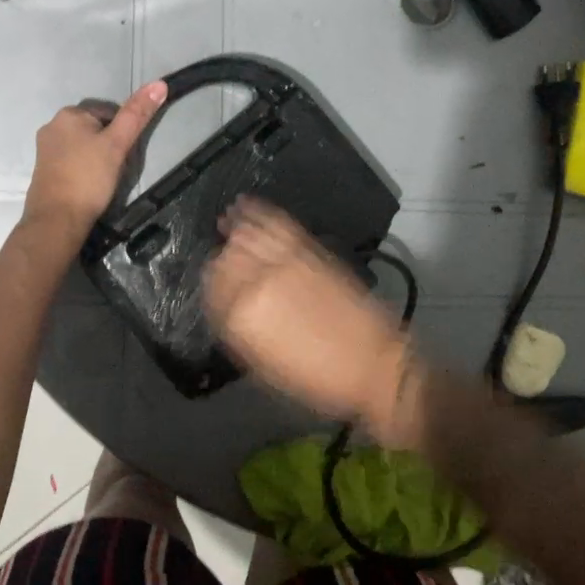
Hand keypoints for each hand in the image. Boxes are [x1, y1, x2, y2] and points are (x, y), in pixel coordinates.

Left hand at [20, 81, 166, 252]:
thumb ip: (137, 114)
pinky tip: (88, 185)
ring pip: (82, 145)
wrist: (57, 220)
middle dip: (108, 144)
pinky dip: (82, 168)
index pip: (108, 113)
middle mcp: (52, 125)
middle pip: (94, 128)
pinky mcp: (42, 168)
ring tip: (103, 179)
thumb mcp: (118, 144)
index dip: (121, 133)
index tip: (124, 154)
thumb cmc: (89, 178)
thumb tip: (159, 83)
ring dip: (96, 157)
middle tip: (115, 168)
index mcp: (69, 113)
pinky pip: (70, 160)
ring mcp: (44, 148)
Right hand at [205, 197, 414, 438]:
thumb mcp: (265, 369)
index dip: (210, 282)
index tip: (213, 283)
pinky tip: (247, 205)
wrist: (373, 363)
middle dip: (222, 255)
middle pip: (226, 255)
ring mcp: (284, 260)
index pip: (211, 284)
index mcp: (242, 316)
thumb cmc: (318, 379)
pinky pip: (276, 222)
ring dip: (234, 225)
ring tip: (228, 219)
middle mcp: (257, 281)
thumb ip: (238, 335)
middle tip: (222, 256)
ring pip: (247, 233)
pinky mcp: (307, 248)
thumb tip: (225, 312)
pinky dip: (258, 210)